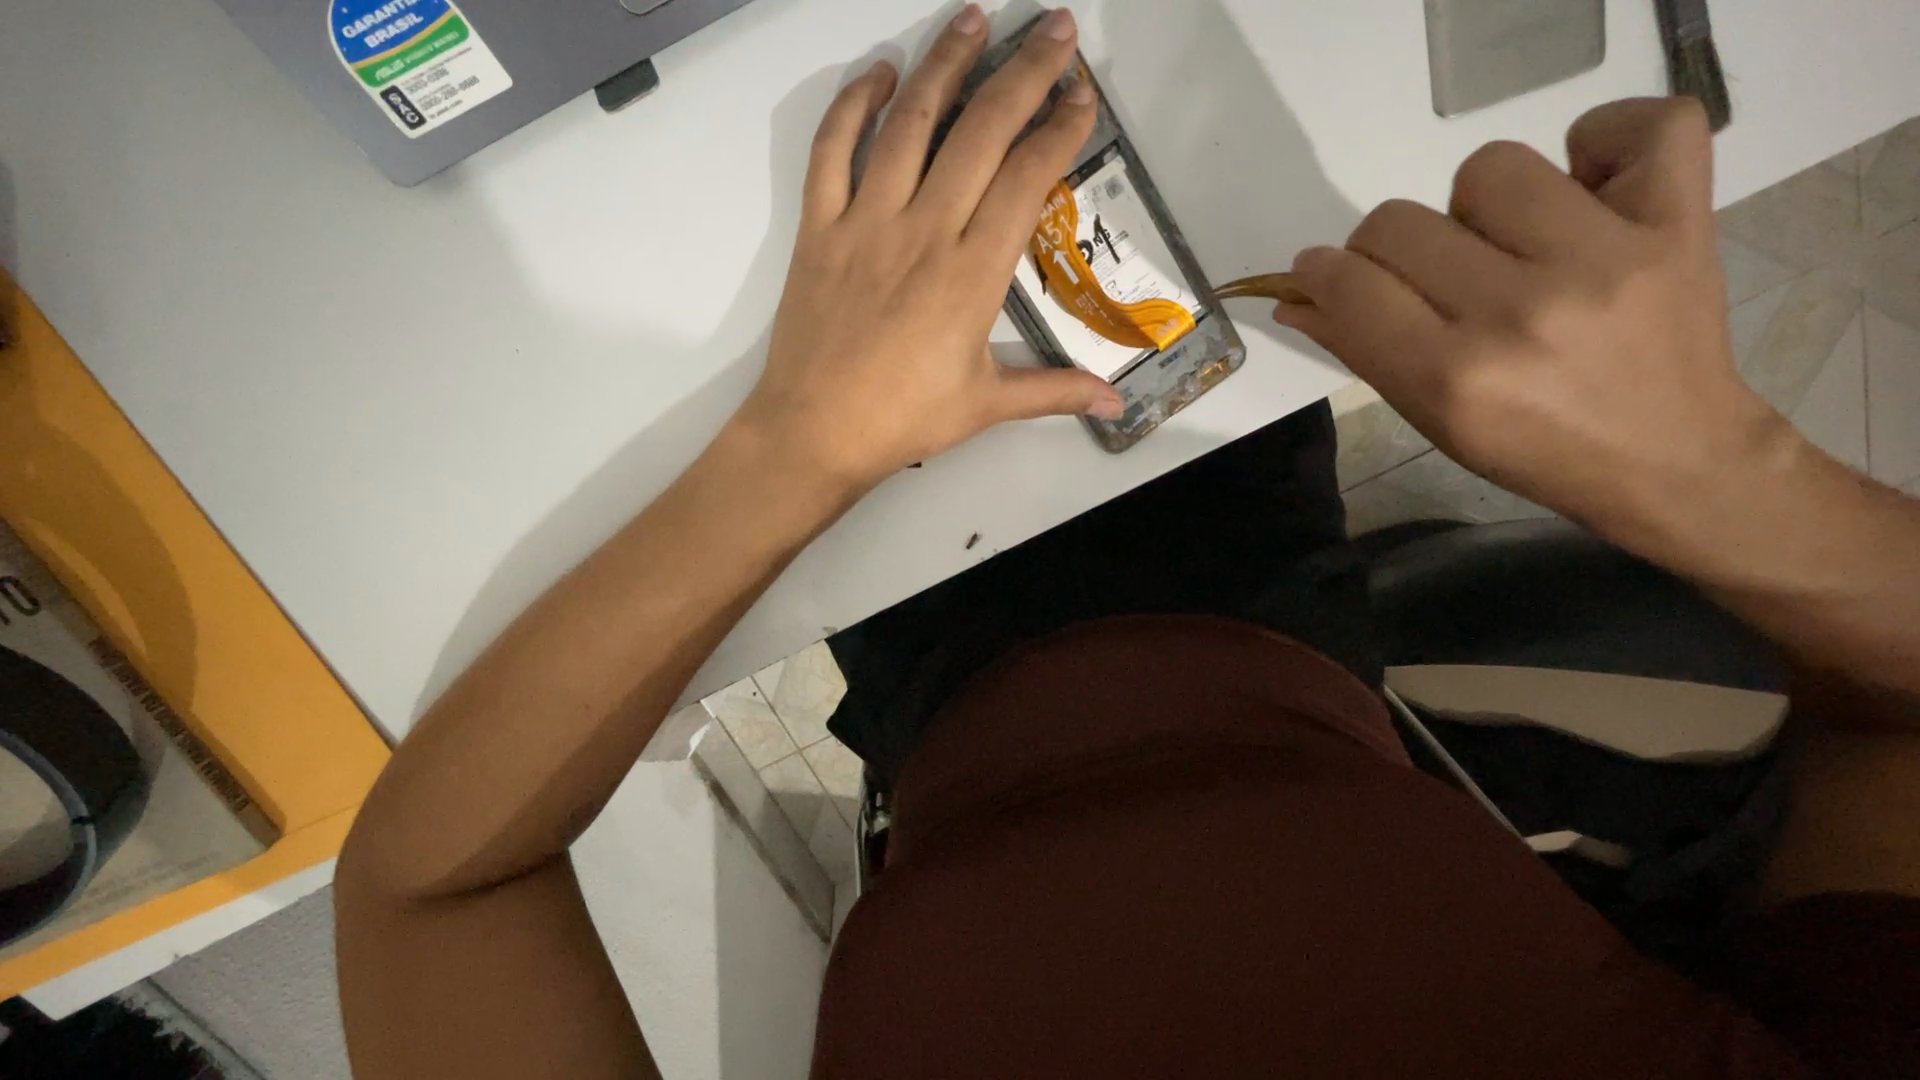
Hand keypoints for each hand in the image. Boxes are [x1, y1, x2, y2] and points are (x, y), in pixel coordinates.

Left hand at [736, 6, 1120, 490]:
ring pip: (909, 124)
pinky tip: (880, 74)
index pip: (1026, 178)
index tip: (1081, 96)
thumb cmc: (903, 422)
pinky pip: (832, 150)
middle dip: (1023, 73)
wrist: (814, 433)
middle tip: (1052, 28)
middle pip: (980, 132)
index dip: (1059, 129)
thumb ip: (1055, 391)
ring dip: (945, 64)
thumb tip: (1115, 404)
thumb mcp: (987, 406)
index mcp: (972, 274)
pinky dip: (853, 105)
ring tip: (972, 19)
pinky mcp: (819, 229)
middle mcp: (924, 232)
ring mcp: (866, 223)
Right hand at [1275, 98, 1800, 548]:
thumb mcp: (1427, 414)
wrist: (1665, 455)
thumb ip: (1359, 348)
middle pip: (1399, 222)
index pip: (1350, 286)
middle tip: (1419, 274)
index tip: (1321, 271)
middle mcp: (1520, 314)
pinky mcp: (1679, 223)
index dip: (1320, 272)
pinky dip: (1605, 141)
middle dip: (1385, 247)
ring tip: (1505, 244)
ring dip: (1478, 204)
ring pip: (1490, 167)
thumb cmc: (1526, 445)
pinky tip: (1587, 187)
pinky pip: (1641, 125)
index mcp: (1451, 377)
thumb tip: (1295, 296)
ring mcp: (1606, 260)